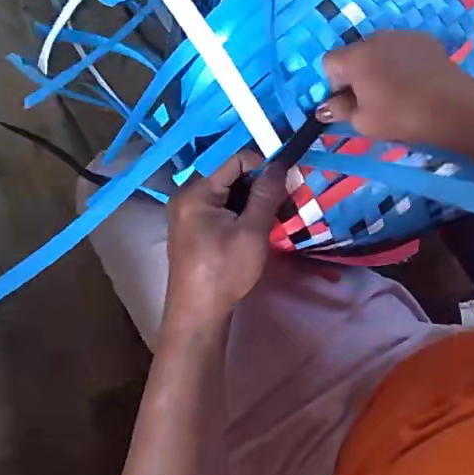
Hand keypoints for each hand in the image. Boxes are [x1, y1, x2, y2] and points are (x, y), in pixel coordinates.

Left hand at [163, 152, 289, 334]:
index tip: (287, 180)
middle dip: (259, 182)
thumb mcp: (252, 232)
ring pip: (227, 190)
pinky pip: (220, 205)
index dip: (263, 164)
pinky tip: (258, 223)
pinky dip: (240, 209)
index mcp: (196, 192)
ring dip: (252, 197)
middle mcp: (186, 195)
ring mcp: (187, 211)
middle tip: (285, 198)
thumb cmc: (224, 272)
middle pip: (230, 173)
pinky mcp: (193, 226)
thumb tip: (281, 164)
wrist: (198, 315)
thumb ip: (266, 194)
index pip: (235, 159)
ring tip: (276, 212)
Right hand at [319, 31, 473, 145]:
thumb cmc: (400, 116)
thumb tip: (323, 108)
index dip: (335, 83)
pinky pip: (402, 48)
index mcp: (354, 57)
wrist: (451, 106)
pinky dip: (403, 61)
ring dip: (380, 65)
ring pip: (380, 49)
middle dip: (358, 73)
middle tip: (373, 99)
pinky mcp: (424, 38)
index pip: (329, 62)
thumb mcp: (363, 122)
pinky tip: (416, 81)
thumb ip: (339, 111)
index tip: (350, 102)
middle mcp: (374, 38)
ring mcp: (401, 35)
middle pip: (355, 53)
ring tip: (398, 90)